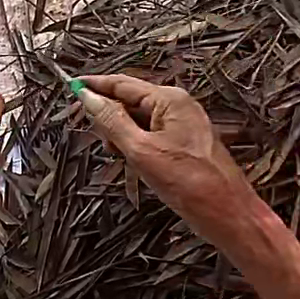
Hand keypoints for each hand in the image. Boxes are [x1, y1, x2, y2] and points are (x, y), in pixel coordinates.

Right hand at [78, 74, 258, 242]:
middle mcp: (178, 105)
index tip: (71, 86)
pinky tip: (137, 165)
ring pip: (138, 120)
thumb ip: (111, 122)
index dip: (95, 86)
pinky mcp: (184, 142)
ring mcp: (182, 124)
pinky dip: (136, 146)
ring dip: (123, 136)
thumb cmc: (192, 184)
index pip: (122, 83)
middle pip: (130, 101)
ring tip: (124, 159)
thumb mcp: (141, 151)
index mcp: (170, 100)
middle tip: (101, 140)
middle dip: (110, 118)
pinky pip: (150, 135)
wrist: (228, 214)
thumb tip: (88, 98)